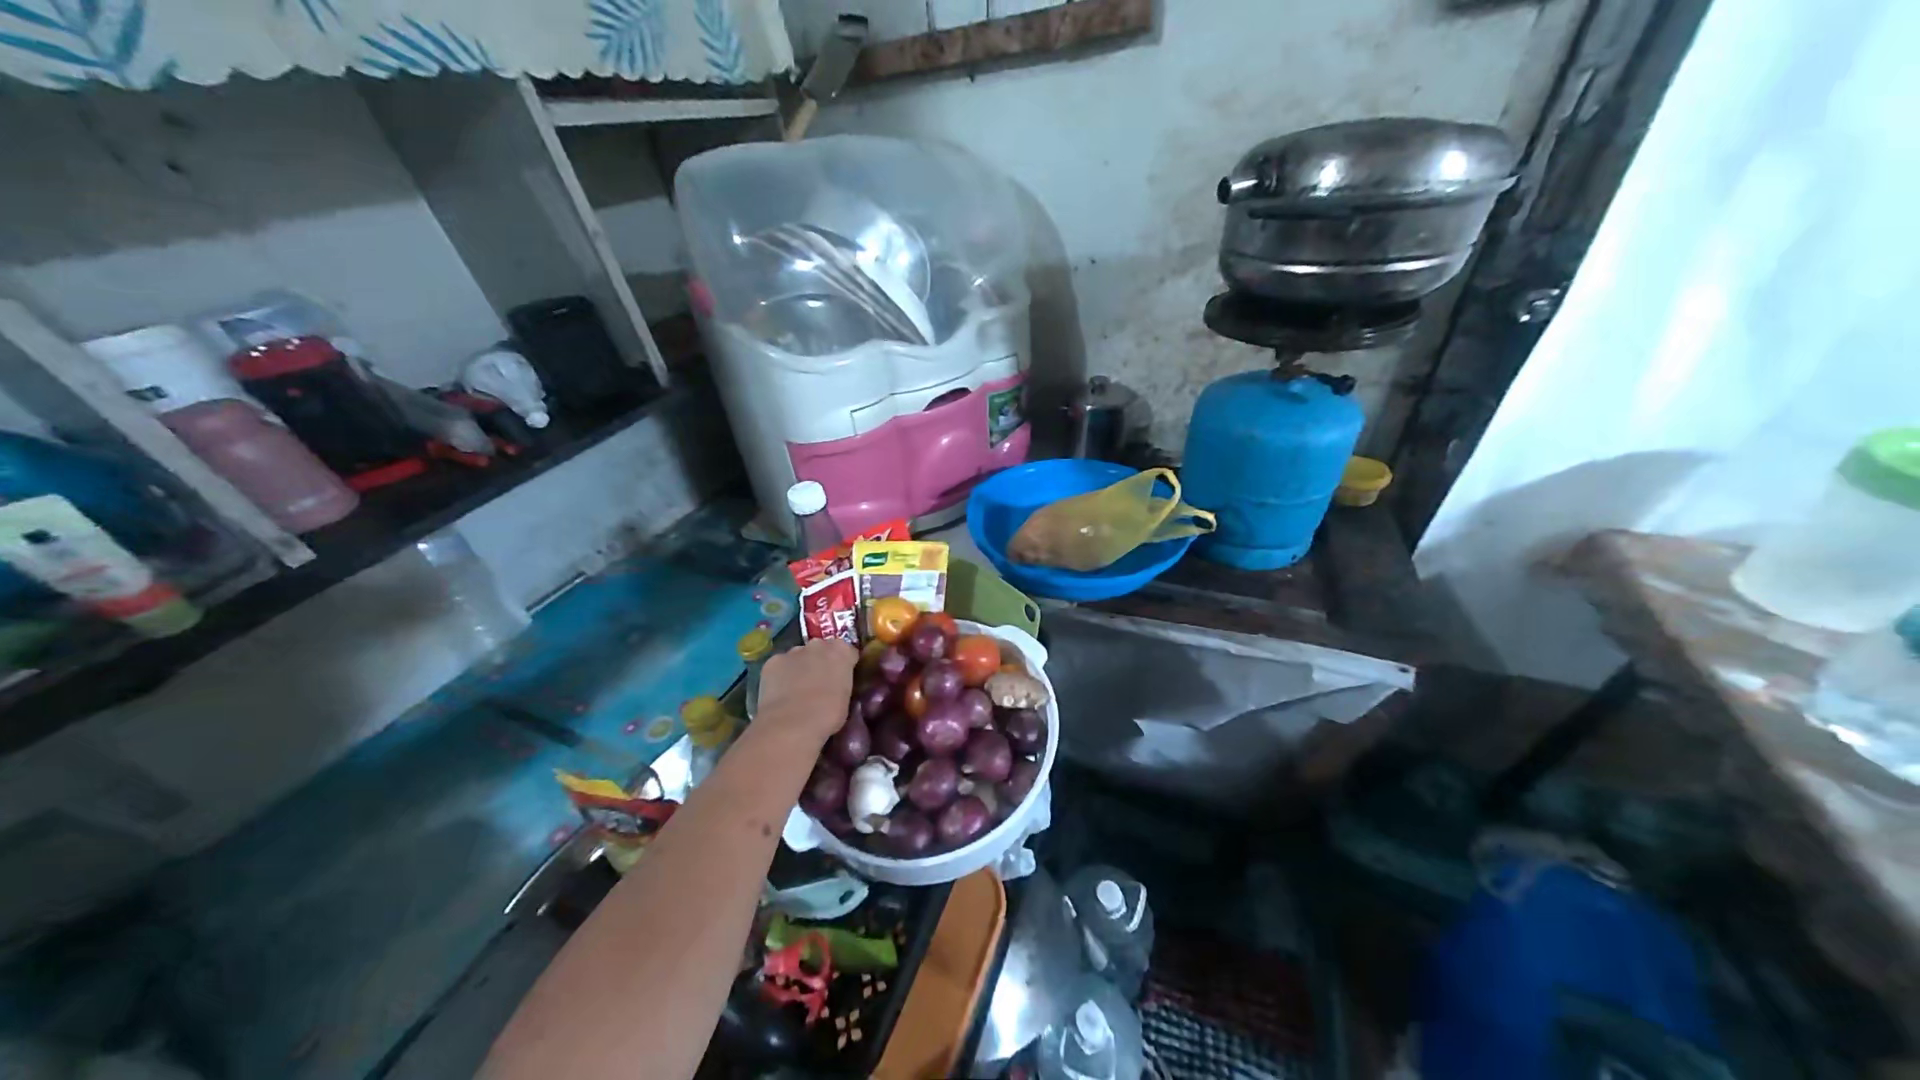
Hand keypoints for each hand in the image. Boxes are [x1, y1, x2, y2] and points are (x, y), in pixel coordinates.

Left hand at [755, 638, 857, 744]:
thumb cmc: (827, 715)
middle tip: (819, 685)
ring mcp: (793, 651)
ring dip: (800, 668)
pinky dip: (781, 676)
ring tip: (797, 692)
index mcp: (841, 652)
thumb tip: (835, 689)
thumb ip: (841, 685)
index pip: (848, 652)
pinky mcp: (772, 662)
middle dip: (821, 662)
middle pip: (821, 650)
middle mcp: (818, 645)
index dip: (845, 666)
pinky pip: (780, 666)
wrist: (792, 724)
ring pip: (799, 656)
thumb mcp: (846, 700)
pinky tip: (780, 694)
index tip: (842, 679)